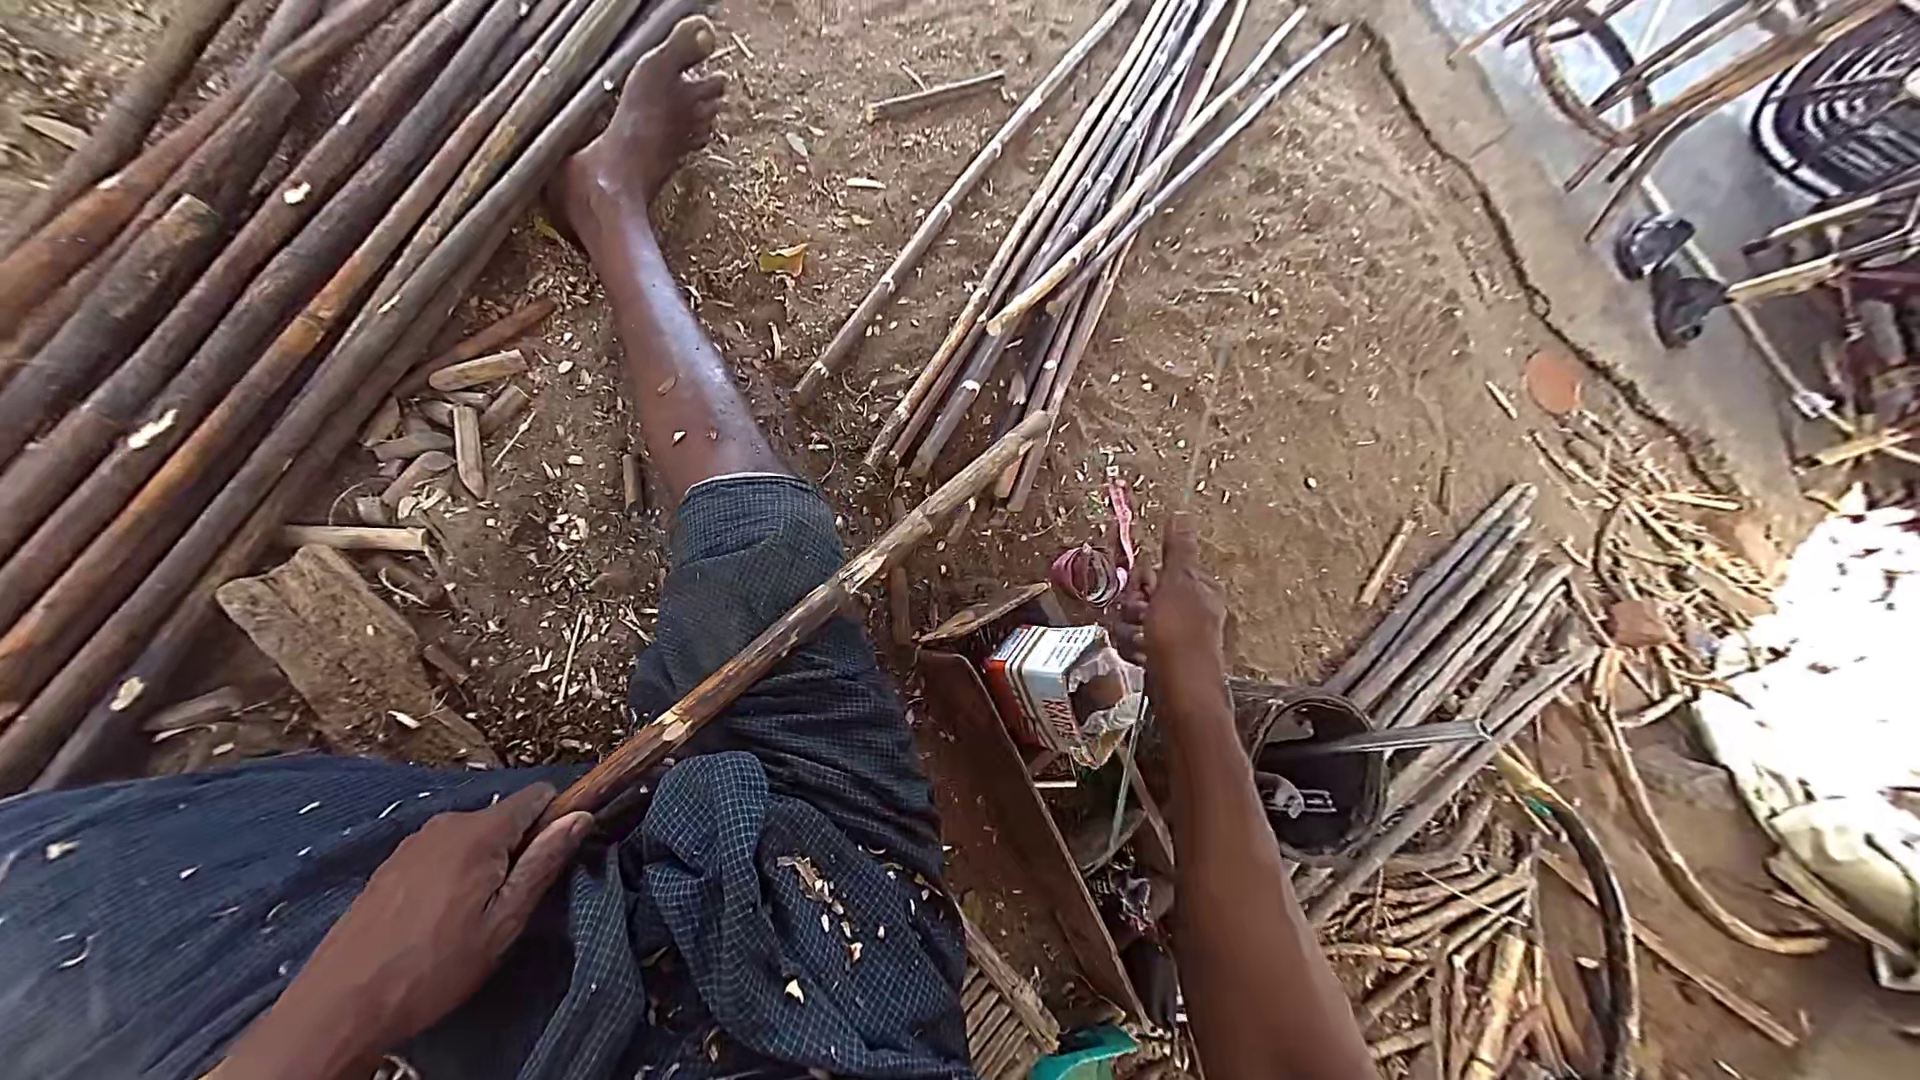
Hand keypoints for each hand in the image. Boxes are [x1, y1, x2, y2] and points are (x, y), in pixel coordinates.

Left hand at [215, 784, 592, 1079]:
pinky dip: (453, 871)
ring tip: (470, 913)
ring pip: (474, 835)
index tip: (550, 857)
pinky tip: (438, 915)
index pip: (540, 794)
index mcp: (481, 831)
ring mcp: (412, 843)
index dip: (555, 819)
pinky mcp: (389, 865)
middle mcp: (447, 823)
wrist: (332, 1014)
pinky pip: (442, 851)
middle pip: (506, 816)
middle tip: (508, 899)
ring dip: (485, 860)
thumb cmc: (433, 967)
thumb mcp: (506, 919)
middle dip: (518, 845)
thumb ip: (545, 860)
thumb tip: (581, 815)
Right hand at [1114, 517, 1229, 722]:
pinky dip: (1133, 650)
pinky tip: (1138, 657)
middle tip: (1138, 617)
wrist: (1181, 693)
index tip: (1142, 591)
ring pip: (1136, 622)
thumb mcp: (1177, 584)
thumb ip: (1177, 550)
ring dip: (1128, 631)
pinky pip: (1136, 645)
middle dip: (1132, 607)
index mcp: (1198, 590)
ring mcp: (1176, 637)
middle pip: (1144, 596)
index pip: (1157, 572)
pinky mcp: (1162, 659)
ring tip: (1136, 642)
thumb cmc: (1179, 635)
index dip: (1143, 580)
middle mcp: (1190, 611)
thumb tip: (1181, 514)